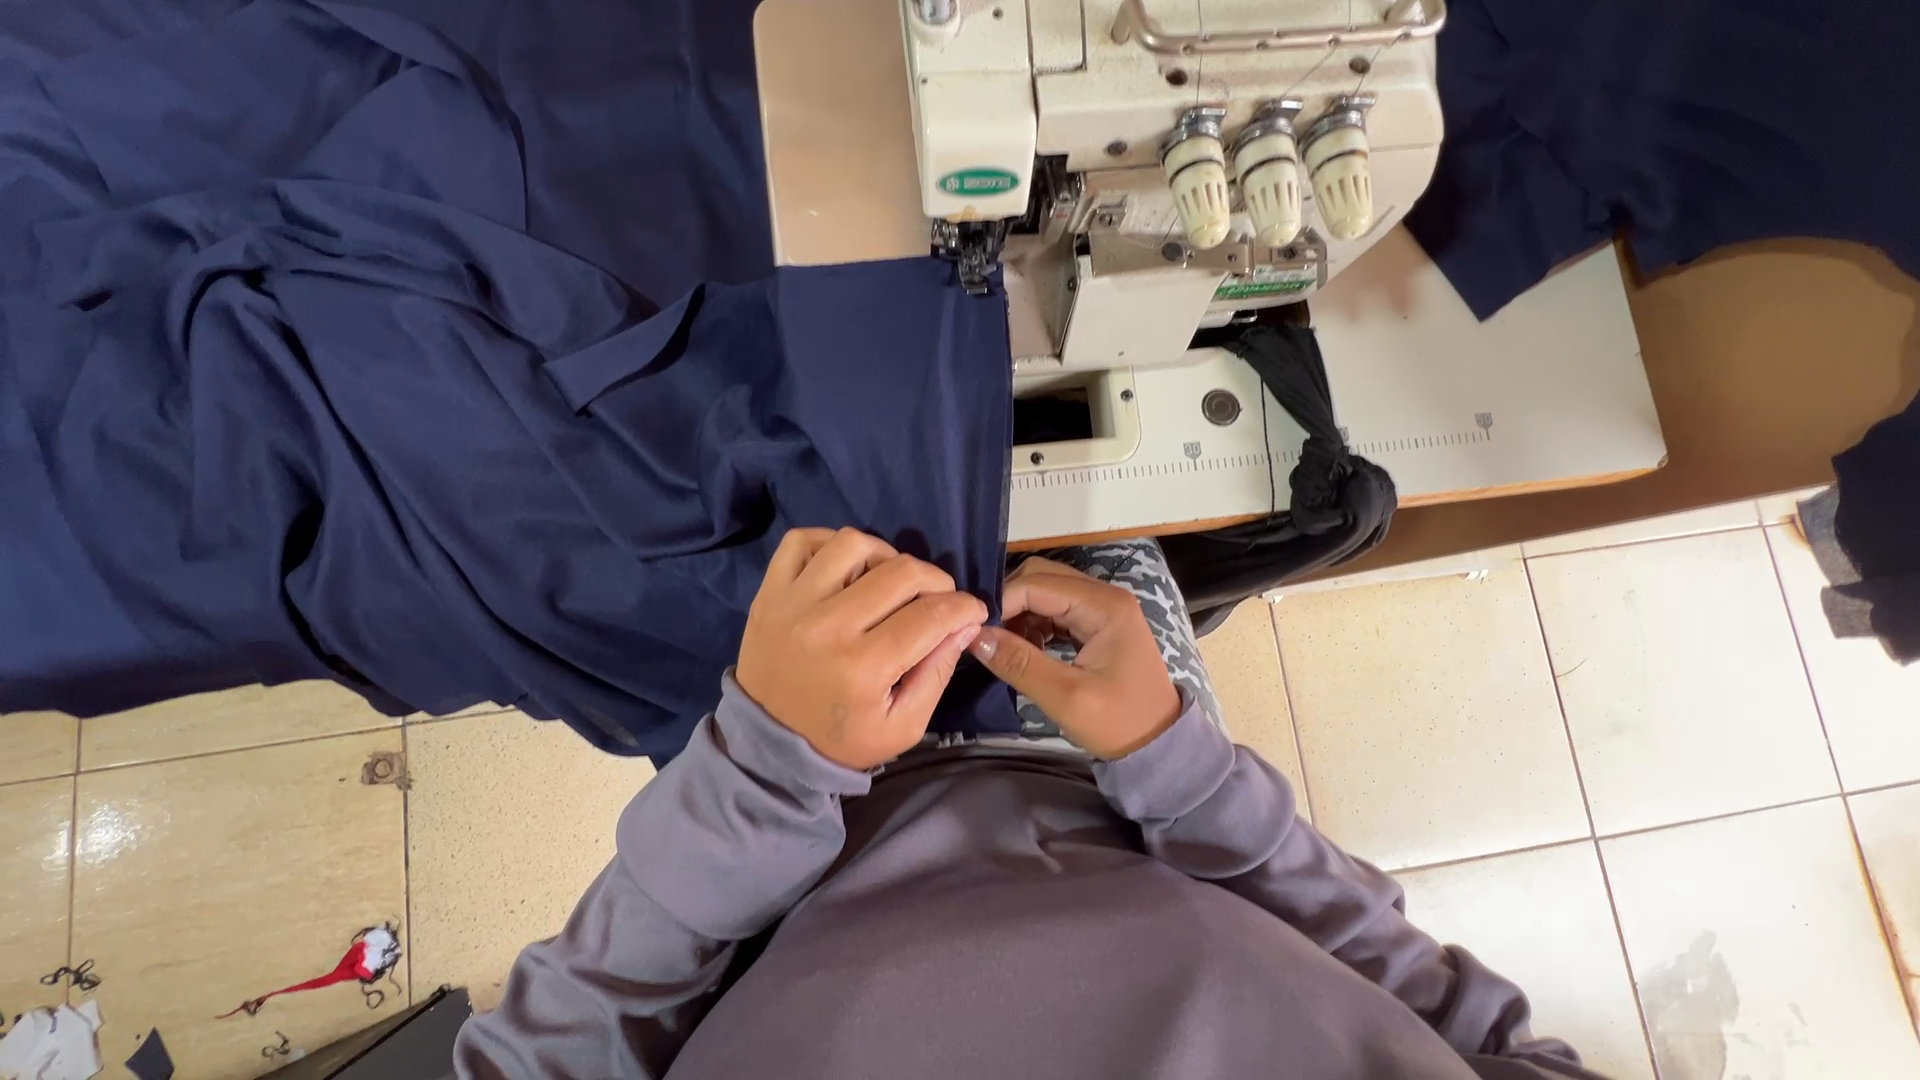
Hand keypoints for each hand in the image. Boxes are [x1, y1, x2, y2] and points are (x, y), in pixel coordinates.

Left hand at [736, 527, 987, 768]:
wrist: (765, 747)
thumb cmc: (840, 741)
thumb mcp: (902, 727)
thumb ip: (937, 673)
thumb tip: (965, 623)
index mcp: (864, 668)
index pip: (932, 615)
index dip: (964, 607)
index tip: (972, 611)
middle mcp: (829, 627)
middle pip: (901, 572)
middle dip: (937, 581)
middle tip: (938, 599)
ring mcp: (793, 604)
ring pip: (854, 544)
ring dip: (886, 556)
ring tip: (890, 581)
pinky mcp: (769, 593)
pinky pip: (802, 540)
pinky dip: (831, 543)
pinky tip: (847, 568)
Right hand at [967, 557, 1180, 758]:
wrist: (1159, 745)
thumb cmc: (1118, 723)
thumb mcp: (1065, 697)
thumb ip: (1019, 663)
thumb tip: (975, 636)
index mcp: (1104, 606)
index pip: (1036, 584)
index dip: (1001, 603)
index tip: (975, 632)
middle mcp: (1105, 596)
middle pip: (1041, 576)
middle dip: (1009, 602)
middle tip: (987, 636)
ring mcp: (1104, 607)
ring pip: (1047, 590)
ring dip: (1021, 612)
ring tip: (1004, 646)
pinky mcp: (1099, 622)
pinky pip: (1057, 607)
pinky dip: (1035, 621)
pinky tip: (1025, 648)